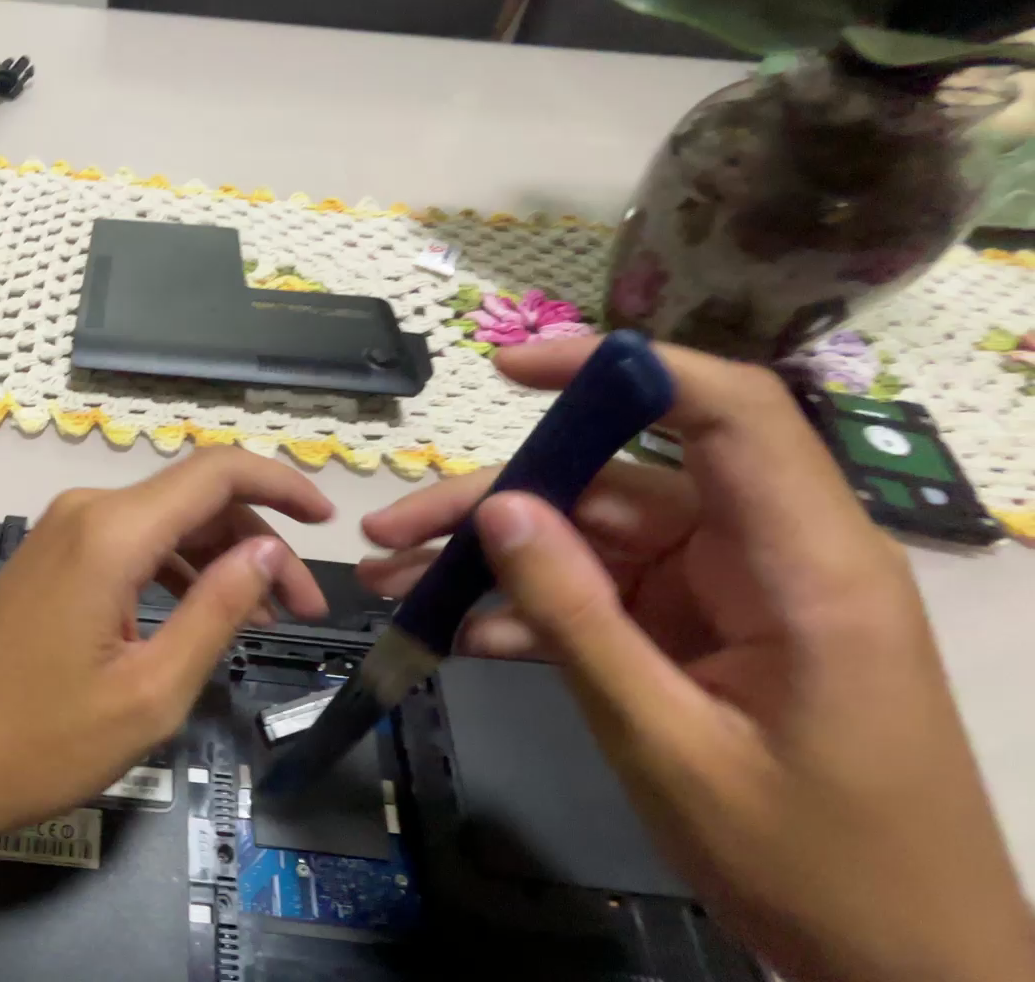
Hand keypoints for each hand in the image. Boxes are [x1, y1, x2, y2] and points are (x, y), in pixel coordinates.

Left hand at [0, 448, 332, 934]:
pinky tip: (198, 616)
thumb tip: (269, 551)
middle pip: (193, 499)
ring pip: (161, 524)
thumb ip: (217, 611)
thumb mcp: (150, 690)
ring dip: (217, 561)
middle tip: (301, 608)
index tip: (327, 520)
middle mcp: (84, 512)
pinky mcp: (48, 561)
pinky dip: (173, 572)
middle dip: (256, 542)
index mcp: (112, 532)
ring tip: (261, 619)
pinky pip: (126, 546)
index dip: (282, 484)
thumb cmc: (39, 739)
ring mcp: (60, 534)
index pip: (216, 472)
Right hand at [360, 338, 1034, 981]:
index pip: (724, 412)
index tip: (511, 371)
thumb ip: (576, 618)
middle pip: (610, 482)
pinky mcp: (688, 632)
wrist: (897, 967)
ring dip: (487, 559)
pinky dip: (520, 611)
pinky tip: (449, 633)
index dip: (618, 367)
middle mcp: (757, 555)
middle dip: (492, 499)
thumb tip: (497, 510)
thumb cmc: (813, 861)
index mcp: (801, 564)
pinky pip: (592, 597)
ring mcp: (717, 595)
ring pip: (584, 539)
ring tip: (393, 582)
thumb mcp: (666, 739)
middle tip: (392, 530)